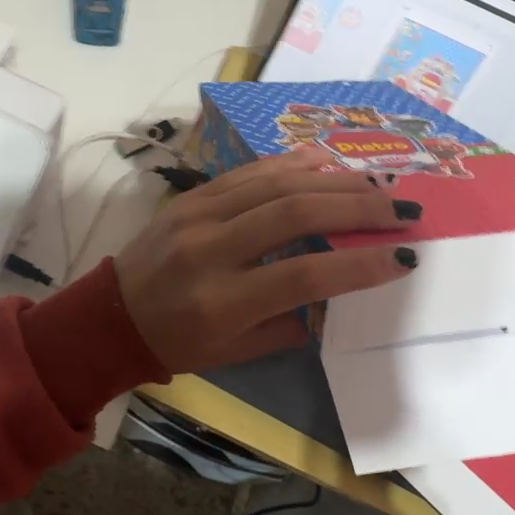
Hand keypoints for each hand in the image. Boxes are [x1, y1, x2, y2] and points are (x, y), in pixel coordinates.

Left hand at [113, 148, 419, 373]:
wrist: (111, 314)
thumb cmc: (177, 343)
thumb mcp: (233, 353)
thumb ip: (288, 324)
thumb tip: (338, 289)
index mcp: (222, 301)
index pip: (302, 275)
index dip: (358, 264)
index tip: (404, 257)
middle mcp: (211, 250)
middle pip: (294, 213)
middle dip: (357, 207)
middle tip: (401, 209)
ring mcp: (198, 214)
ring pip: (274, 183)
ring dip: (332, 179)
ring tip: (375, 184)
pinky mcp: (192, 195)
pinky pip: (248, 172)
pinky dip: (291, 164)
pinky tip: (325, 161)